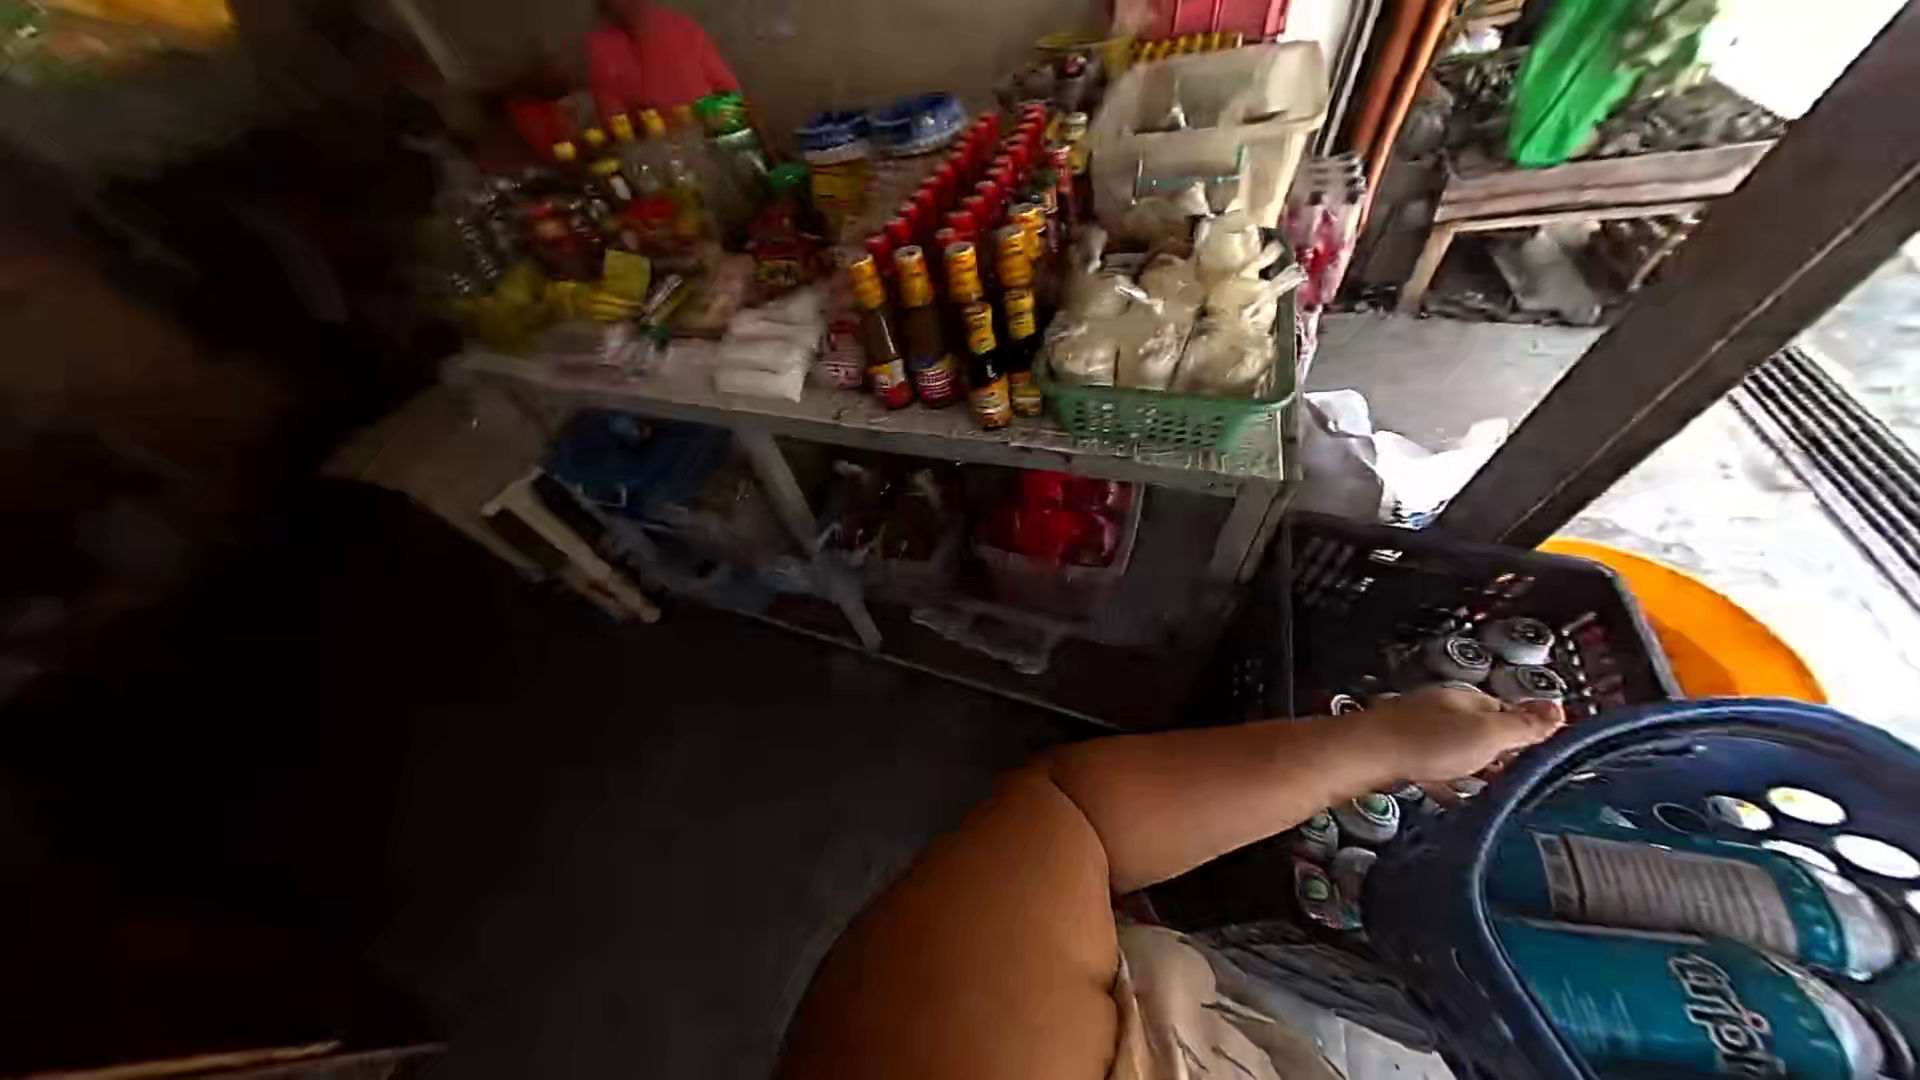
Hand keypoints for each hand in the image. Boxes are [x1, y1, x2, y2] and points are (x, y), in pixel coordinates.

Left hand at [1351, 684, 1563, 783]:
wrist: (1364, 755)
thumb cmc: (1423, 741)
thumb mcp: (1486, 732)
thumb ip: (1522, 724)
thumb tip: (1557, 708)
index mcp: (1459, 700)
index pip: (1504, 709)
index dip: (1526, 731)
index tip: (1547, 754)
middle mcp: (1435, 711)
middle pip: (1478, 731)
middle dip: (1501, 754)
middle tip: (1524, 778)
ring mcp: (1413, 732)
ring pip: (1454, 752)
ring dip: (1474, 771)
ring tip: (1497, 793)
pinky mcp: (1398, 756)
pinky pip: (1431, 771)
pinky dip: (1446, 785)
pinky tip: (1455, 800)